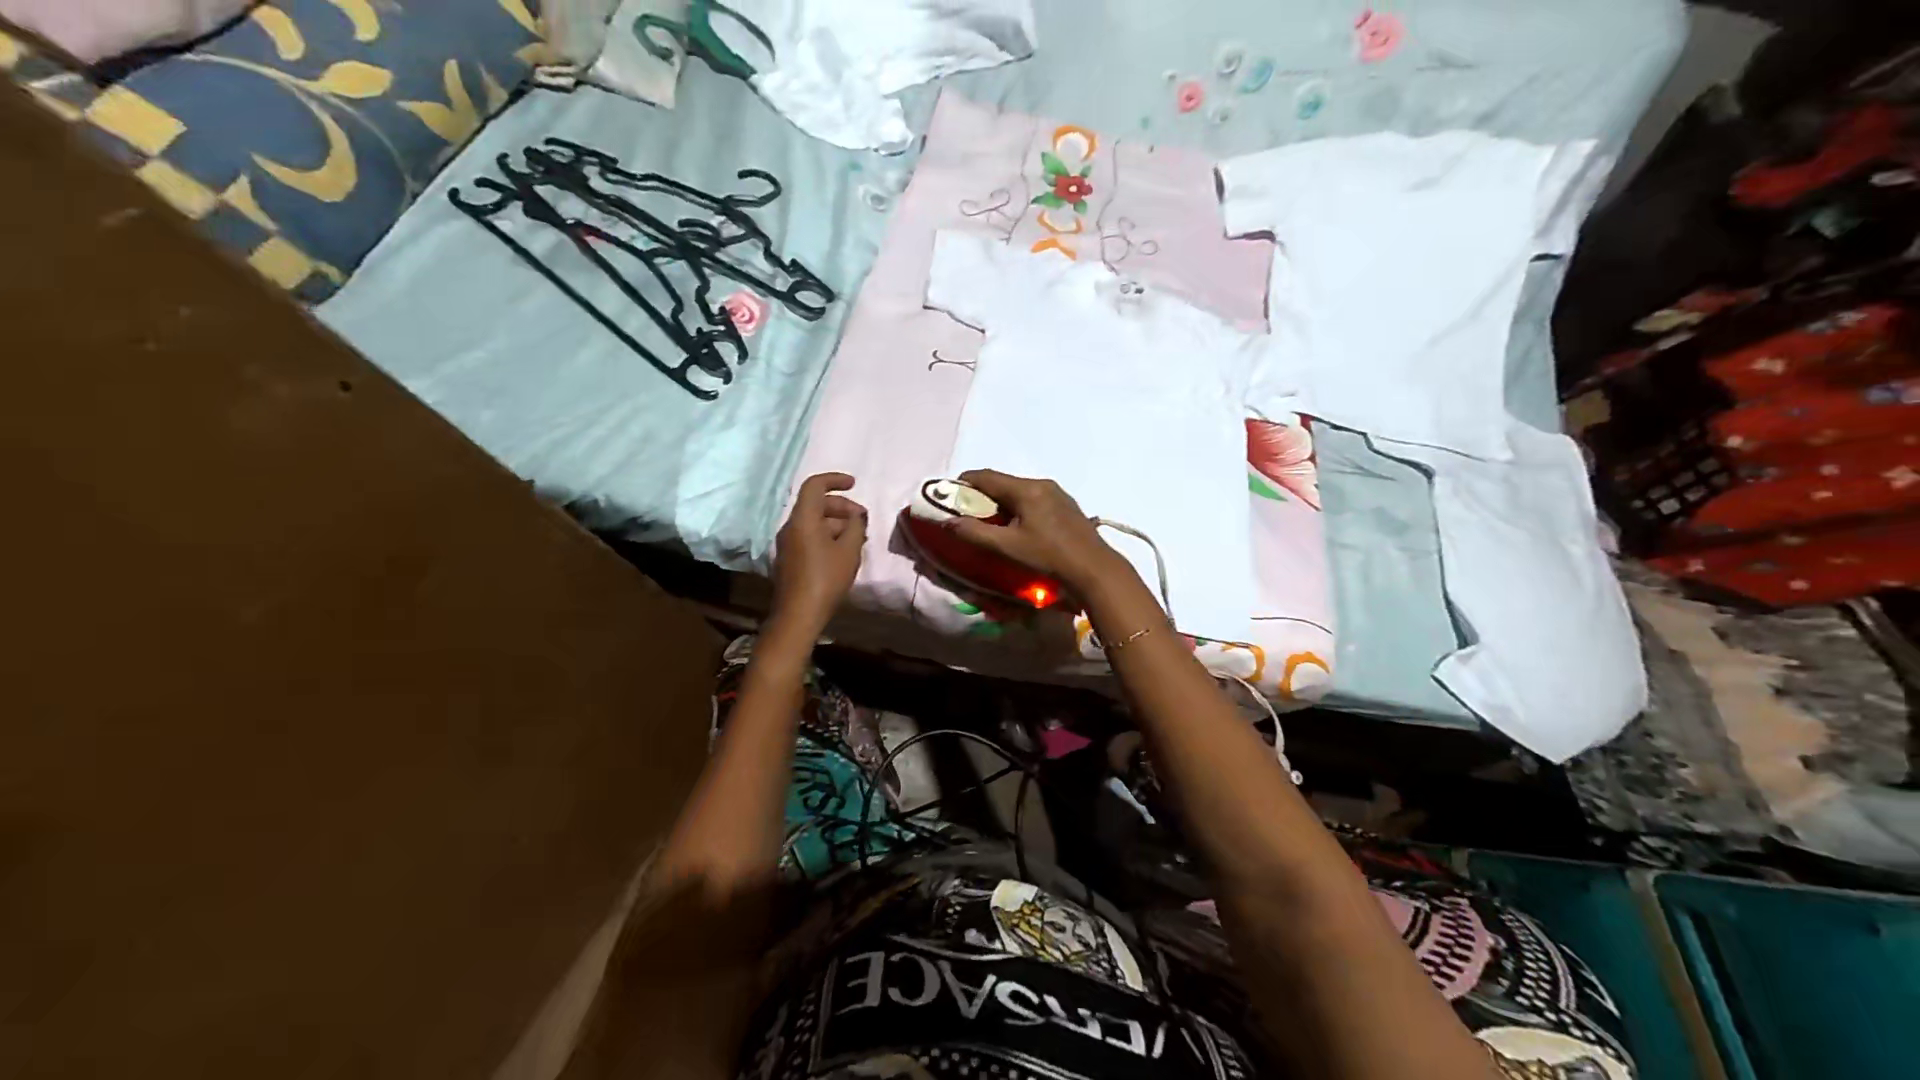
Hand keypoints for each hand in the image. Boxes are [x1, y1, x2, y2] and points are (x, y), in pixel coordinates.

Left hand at [772, 472, 866, 632]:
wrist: (798, 614)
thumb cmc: (825, 578)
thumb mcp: (849, 550)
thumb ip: (855, 527)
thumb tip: (856, 517)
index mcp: (803, 519)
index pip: (815, 485)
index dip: (835, 480)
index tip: (854, 484)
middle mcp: (791, 526)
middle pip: (815, 504)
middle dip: (841, 506)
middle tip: (862, 520)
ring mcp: (788, 543)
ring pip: (814, 522)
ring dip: (836, 523)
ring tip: (857, 538)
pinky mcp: (790, 558)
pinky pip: (809, 536)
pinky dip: (827, 536)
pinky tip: (843, 552)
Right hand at [948, 470, 1129, 593]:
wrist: (1093, 568)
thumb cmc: (1048, 556)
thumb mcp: (1007, 546)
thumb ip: (975, 533)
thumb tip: (948, 522)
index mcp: (1026, 489)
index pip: (986, 476)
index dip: (964, 483)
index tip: (948, 494)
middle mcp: (1041, 484)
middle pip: (1003, 482)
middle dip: (981, 494)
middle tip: (966, 512)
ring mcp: (1057, 493)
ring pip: (1018, 490)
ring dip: (1001, 501)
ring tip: (990, 521)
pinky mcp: (1066, 505)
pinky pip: (1033, 498)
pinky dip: (1018, 506)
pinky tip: (1017, 526)